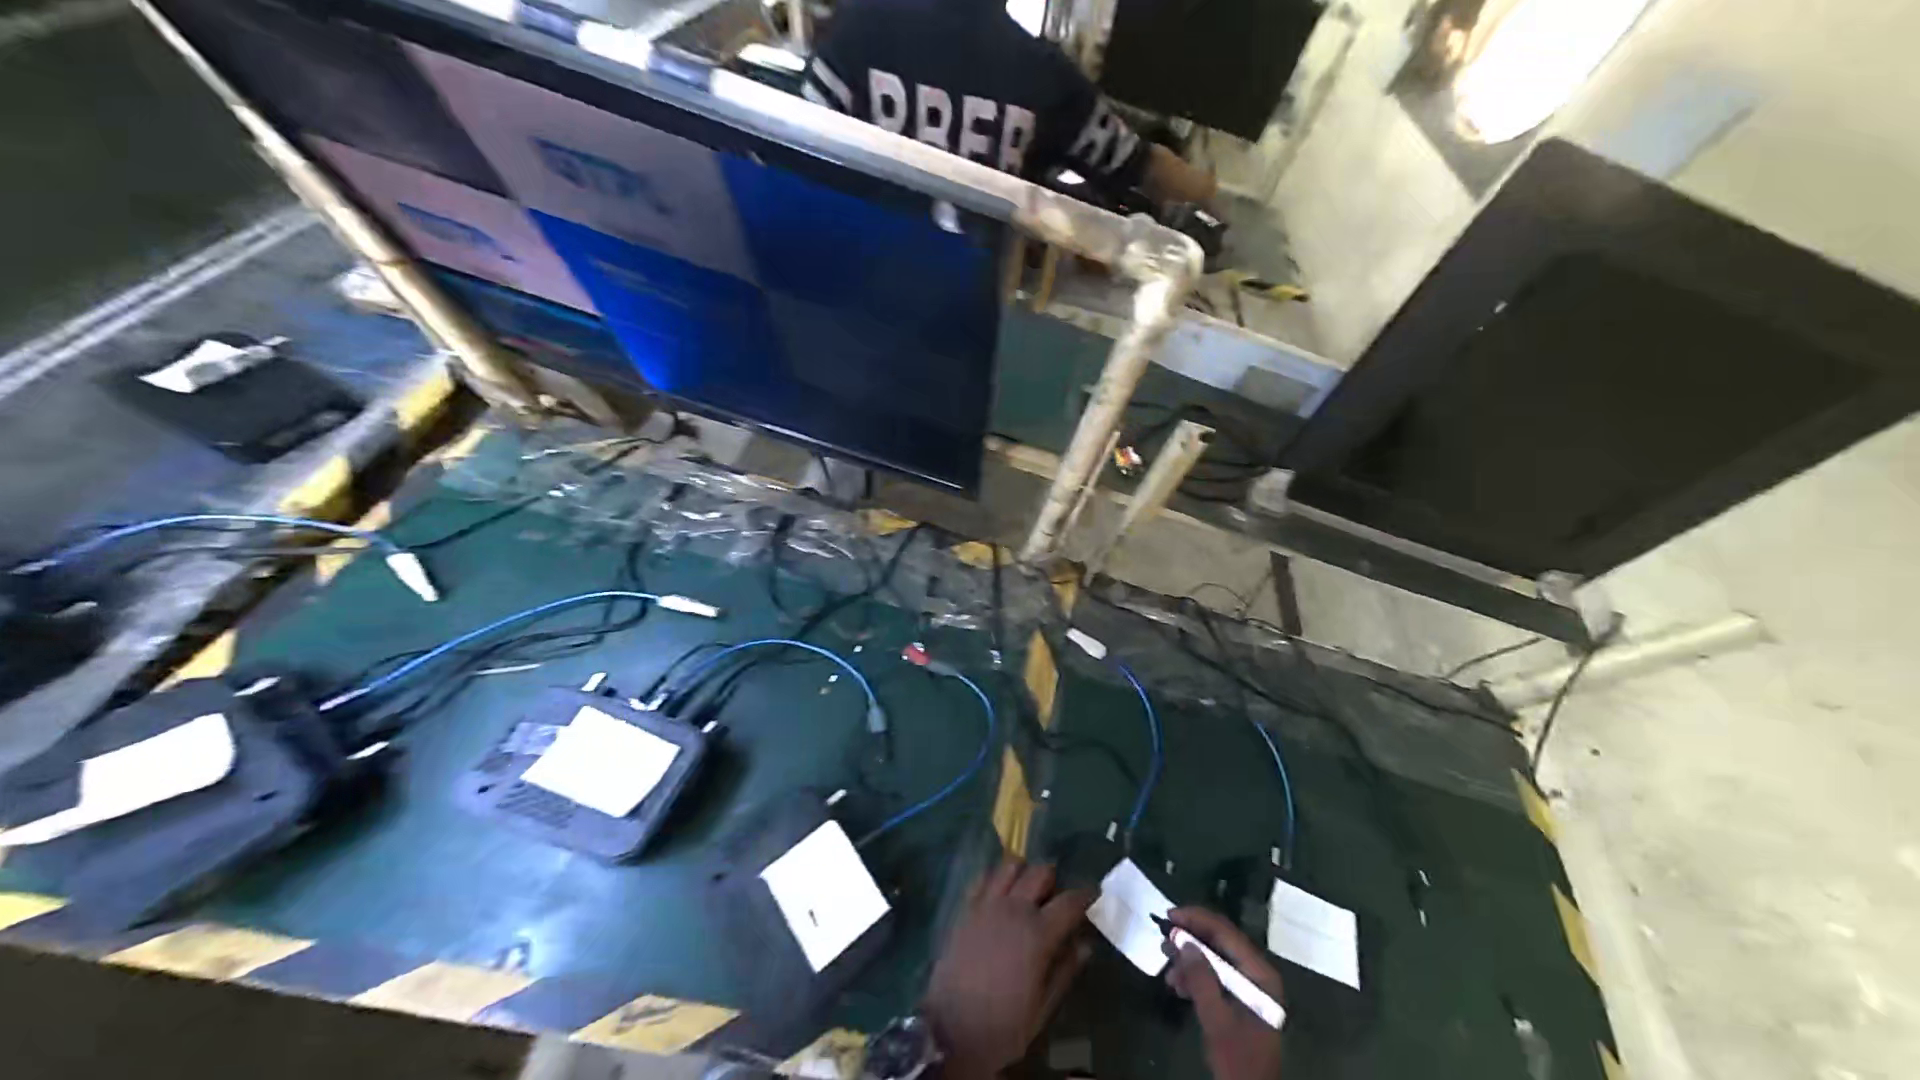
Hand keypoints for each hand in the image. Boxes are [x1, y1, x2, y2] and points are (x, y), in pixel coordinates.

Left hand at [923, 857, 1094, 1079]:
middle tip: (1056, 898)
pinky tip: (1000, 895)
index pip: (1069, 902)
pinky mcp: (965, 909)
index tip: (1093, 894)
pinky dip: (996, 878)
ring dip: (1024, 873)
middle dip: (1054, 880)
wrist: (950, 1031)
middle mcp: (1013, 909)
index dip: (1085, 895)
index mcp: (1037, 934)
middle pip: (1040, 872)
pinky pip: (983, 878)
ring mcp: (986, 905)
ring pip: (1010, 865)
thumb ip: (1065, 970)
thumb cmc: (1003, 1026)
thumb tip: (1085, 944)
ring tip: (1027, 893)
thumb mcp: (1042, 1008)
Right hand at [1163, 907, 1284, 1079]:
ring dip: (1189, 958)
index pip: (1226, 932)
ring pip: (1214, 957)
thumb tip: (1184, 941)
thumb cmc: (1238, 1059)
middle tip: (1164, 939)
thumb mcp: (1216, 1019)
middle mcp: (1257, 973)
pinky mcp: (1238, 999)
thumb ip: (1200, 978)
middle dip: (1190, 939)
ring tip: (1166, 964)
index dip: (1196, 919)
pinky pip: (1214, 974)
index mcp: (1259, 974)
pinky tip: (1176, 985)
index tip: (1169, 917)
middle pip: (1220, 941)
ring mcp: (1249, 986)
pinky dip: (1194, 975)